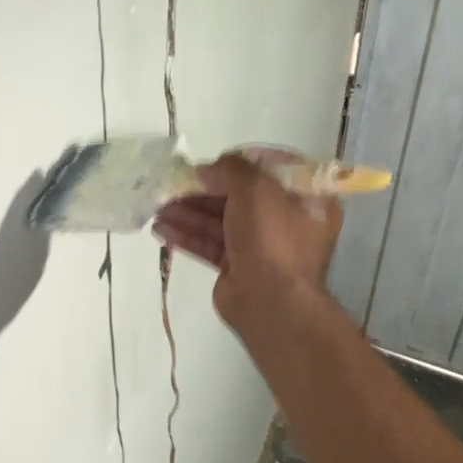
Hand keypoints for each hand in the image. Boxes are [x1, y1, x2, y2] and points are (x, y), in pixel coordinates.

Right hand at [152, 146, 341, 329]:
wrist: (272, 301)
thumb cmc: (272, 236)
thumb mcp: (255, 188)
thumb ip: (231, 168)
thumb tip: (208, 168)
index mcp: (304, 199)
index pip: (271, 170)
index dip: (240, 163)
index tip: (213, 161)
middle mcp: (285, 220)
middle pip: (238, 196)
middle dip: (203, 190)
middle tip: (174, 184)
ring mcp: (260, 245)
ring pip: (219, 220)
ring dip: (188, 211)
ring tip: (158, 207)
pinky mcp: (237, 266)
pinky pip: (209, 243)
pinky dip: (186, 235)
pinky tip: (160, 228)